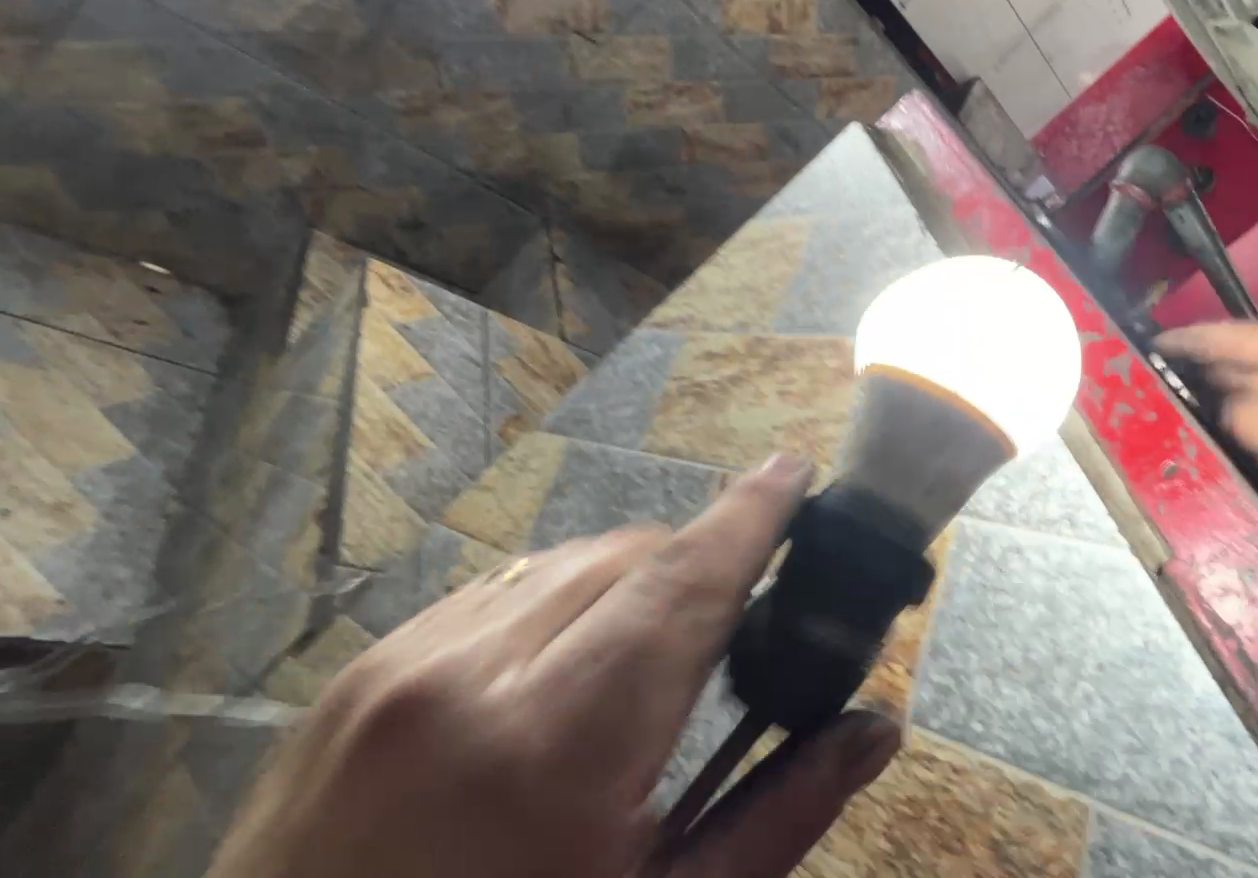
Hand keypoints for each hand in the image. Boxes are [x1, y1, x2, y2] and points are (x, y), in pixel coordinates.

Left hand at [209, 453, 899, 877]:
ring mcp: (396, 668)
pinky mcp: (356, 674)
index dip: (748, 518)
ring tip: (644, 655)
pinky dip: (555, 604)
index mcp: (551, 751)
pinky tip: (560, 670)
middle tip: (732, 622)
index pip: (681, 585)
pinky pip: (495, 593)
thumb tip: (877, 727)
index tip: (794, 469)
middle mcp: (464, 679)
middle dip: (694, 566)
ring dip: (625, 583)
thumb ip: (779, 812)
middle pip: (626, 558)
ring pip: (560, 562)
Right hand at [1159, 323, 1257, 514]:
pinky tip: (1231, 430)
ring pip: (1256, 380)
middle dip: (1195, 367)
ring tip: (1180, 407)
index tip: (1145, 345)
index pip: (1223, 335)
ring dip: (1220, 391)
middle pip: (1237, 356)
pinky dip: (1247, 410)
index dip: (1182, 339)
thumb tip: (1218, 411)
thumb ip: (1245, 418)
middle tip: (1152, 386)